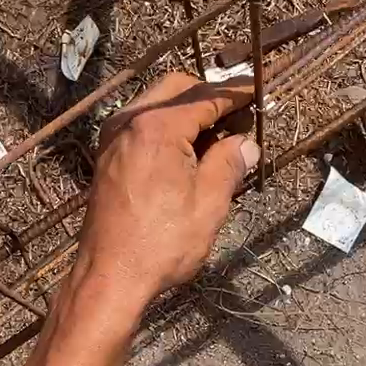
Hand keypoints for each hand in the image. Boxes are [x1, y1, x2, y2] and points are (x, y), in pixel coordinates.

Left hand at [80, 71, 259, 301]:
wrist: (110, 276)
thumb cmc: (160, 245)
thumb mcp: (208, 205)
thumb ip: (229, 165)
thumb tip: (246, 145)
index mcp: (157, 128)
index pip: (204, 96)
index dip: (235, 94)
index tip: (257, 93)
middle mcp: (130, 122)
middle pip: (177, 89)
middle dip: (210, 98)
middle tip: (239, 119)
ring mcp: (114, 139)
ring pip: (157, 106)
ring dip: (188, 114)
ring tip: (218, 141)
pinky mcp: (108, 157)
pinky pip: (143, 127)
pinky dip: (168, 129)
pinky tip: (189, 154)